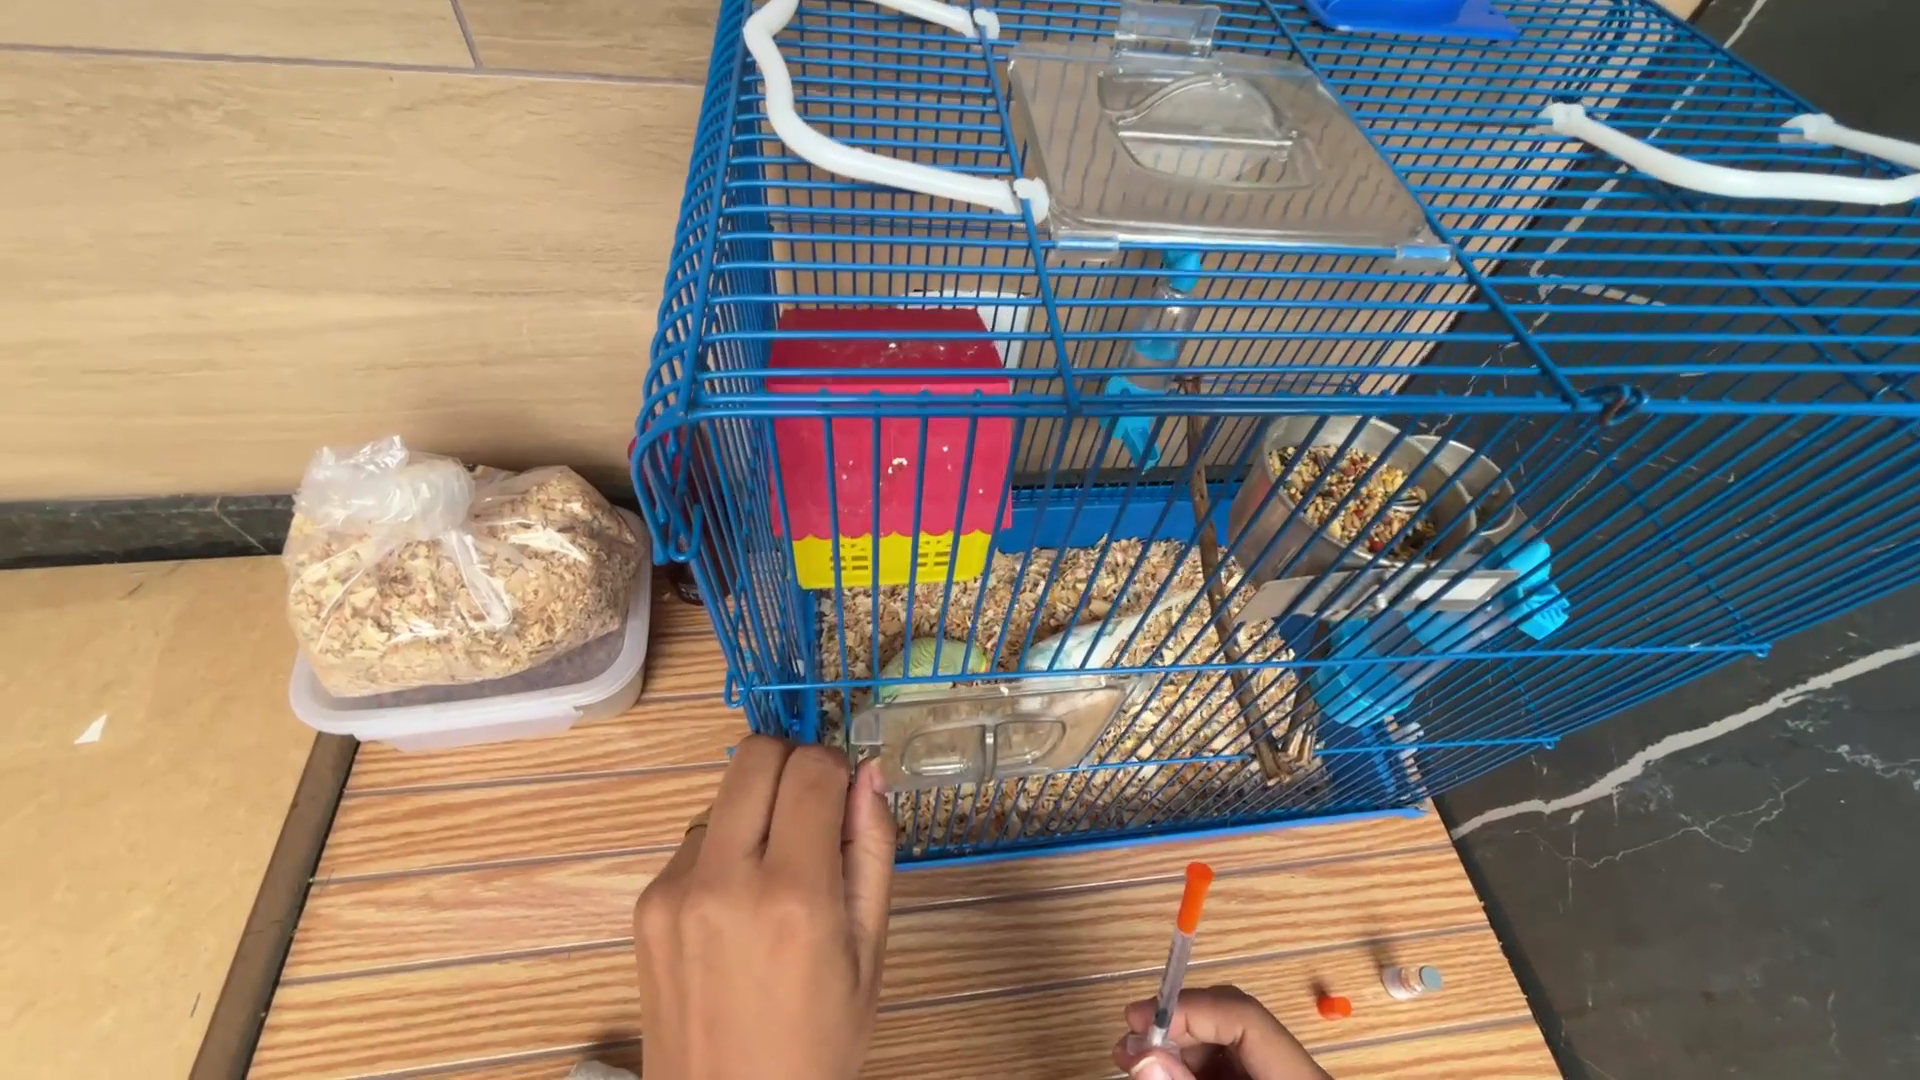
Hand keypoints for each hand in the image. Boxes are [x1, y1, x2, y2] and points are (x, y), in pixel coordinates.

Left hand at [633, 736, 894, 1079]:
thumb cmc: (817, 1042)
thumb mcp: (869, 952)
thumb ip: (872, 849)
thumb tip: (868, 770)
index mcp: (794, 896)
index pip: (811, 768)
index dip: (837, 767)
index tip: (845, 796)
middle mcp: (724, 880)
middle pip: (755, 754)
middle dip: (793, 762)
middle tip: (813, 810)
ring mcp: (674, 890)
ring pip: (726, 791)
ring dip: (759, 807)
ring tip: (776, 874)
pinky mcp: (647, 903)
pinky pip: (699, 837)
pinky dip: (728, 846)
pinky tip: (739, 904)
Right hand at [1113, 986, 1331, 1079]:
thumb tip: (1137, 1053)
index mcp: (1303, 1079)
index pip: (1244, 1016)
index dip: (1188, 1008)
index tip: (1136, 1019)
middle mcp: (1298, 1073)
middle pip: (1231, 1025)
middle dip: (1175, 1029)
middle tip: (1127, 1044)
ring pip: (1224, 1047)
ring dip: (1176, 1050)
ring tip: (1134, 1063)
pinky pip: (1227, 1070)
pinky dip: (1191, 1070)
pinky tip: (1163, 1074)